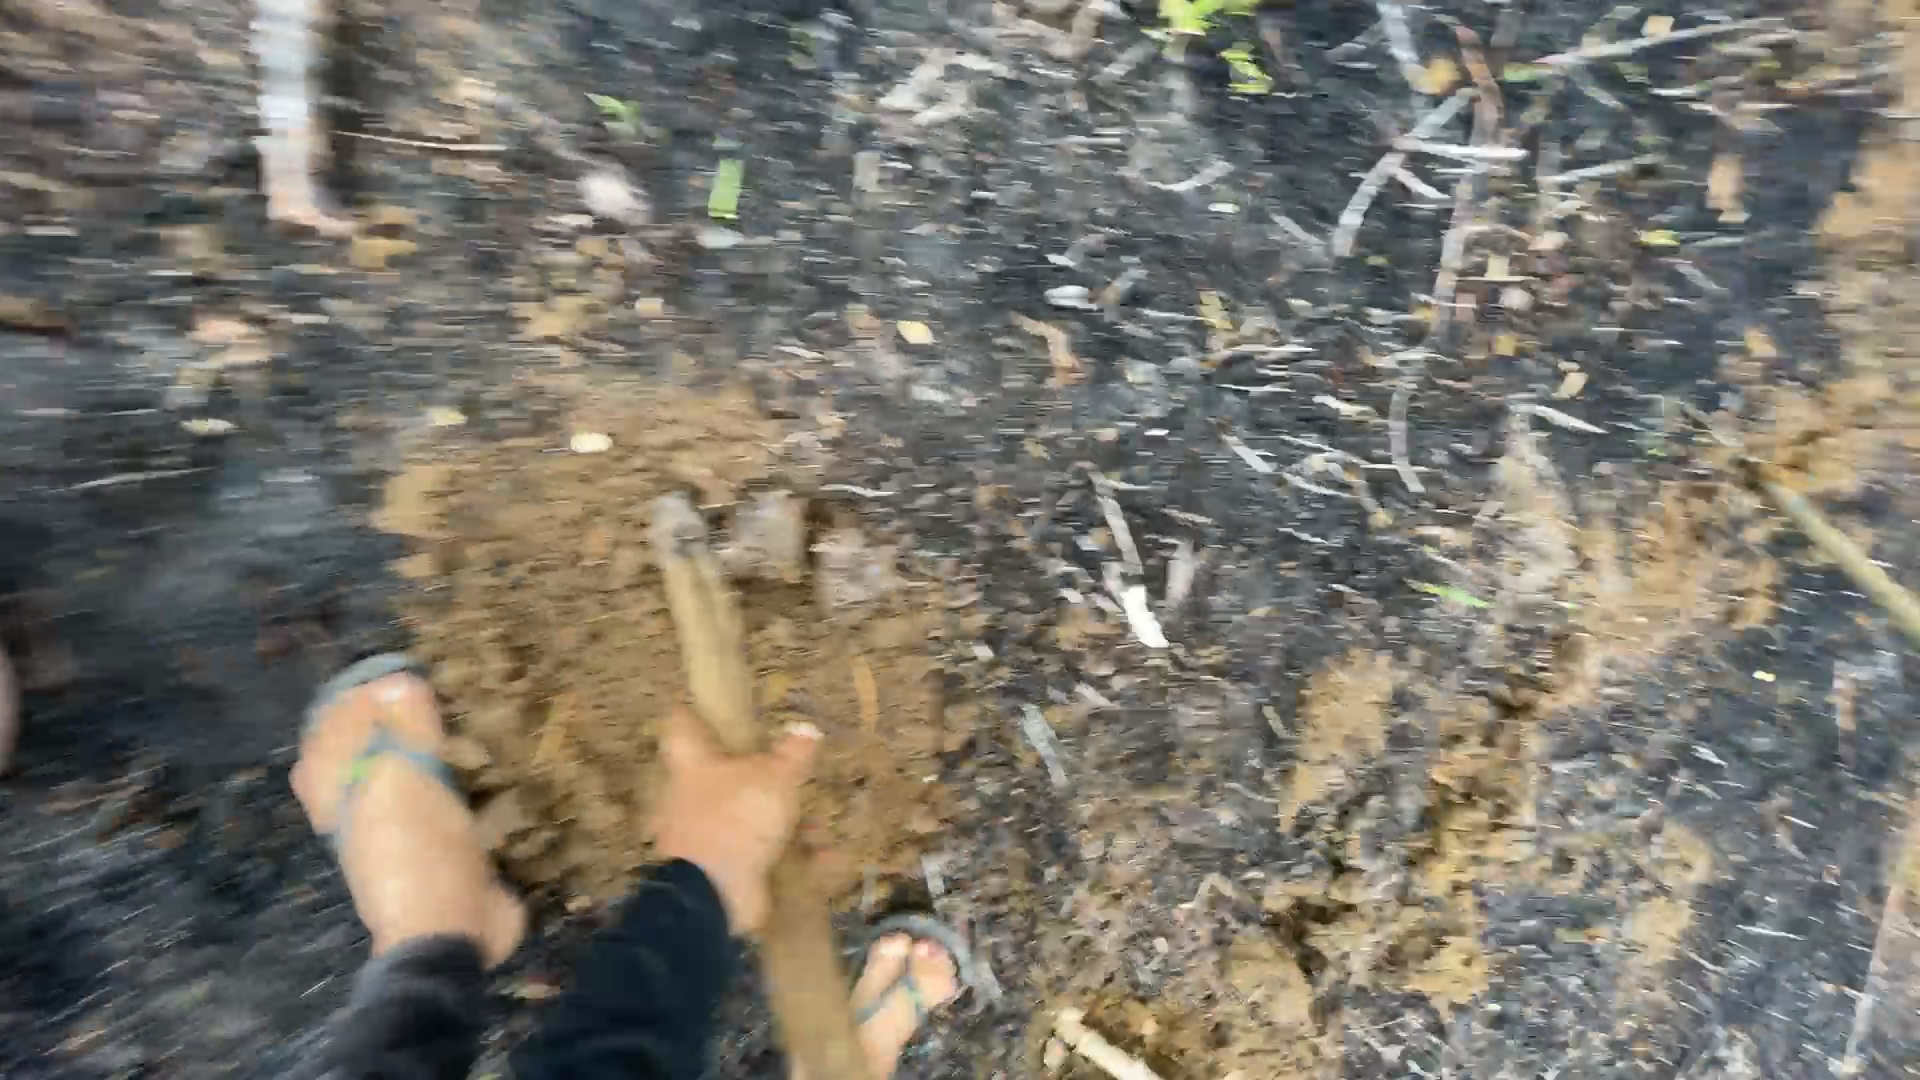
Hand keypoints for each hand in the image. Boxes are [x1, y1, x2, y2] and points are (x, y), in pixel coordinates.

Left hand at [651, 706, 819, 933]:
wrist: (712, 897)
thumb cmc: (737, 819)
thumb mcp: (776, 777)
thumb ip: (794, 753)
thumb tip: (808, 727)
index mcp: (696, 765)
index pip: (683, 727)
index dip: (692, 711)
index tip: (702, 702)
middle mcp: (693, 798)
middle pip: (724, 775)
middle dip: (763, 778)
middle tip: (791, 773)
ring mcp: (705, 838)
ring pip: (750, 819)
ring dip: (789, 825)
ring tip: (819, 830)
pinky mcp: (722, 871)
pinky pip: (762, 856)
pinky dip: (793, 858)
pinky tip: (824, 860)